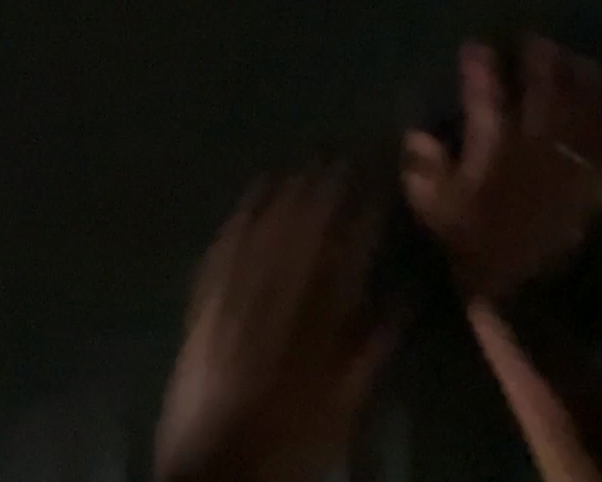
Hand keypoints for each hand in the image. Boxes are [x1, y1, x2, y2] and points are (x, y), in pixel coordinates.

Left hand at [155, 166, 402, 481]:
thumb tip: (399, 303)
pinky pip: (223, 245)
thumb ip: (371, 353)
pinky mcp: (202, 299)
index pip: (342, 255)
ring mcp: (230, 294)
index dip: (358, 213)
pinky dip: (240, 216)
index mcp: (311, 325)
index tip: (373, 179)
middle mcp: (269, 300)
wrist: (214, 463)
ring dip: (282, 191)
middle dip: (320, 188)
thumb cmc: (287, 440)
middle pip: (299, 231)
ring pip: (261, 230)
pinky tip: (250, 193)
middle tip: (336, 150)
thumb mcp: (343, 405)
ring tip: (299, 158)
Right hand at [401, 37, 601, 301]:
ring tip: (580, 59)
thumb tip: (420, 135)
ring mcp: (572, 168)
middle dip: (541, 62)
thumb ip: (423, 166)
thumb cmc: (466, 244)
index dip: (481, 67)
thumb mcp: (429, 205)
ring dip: (584, 83)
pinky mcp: (596, 189)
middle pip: (544, 95)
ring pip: (584, 114)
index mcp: (493, 151)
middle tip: (537, 39)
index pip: (486, 96)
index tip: (476, 44)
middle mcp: (536, 151)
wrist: (520, 293)